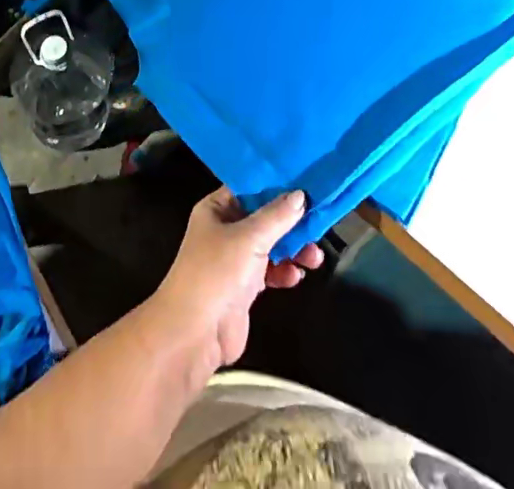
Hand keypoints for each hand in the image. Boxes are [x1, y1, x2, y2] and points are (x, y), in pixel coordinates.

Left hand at [149, 187, 326, 368]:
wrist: (193, 335)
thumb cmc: (216, 273)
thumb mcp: (249, 237)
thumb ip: (278, 214)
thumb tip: (301, 195)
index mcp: (218, 209)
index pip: (251, 187)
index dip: (278, 183)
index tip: (308, 179)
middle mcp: (226, 229)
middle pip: (266, 216)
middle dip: (293, 221)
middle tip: (319, 221)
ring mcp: (235, 258)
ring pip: (273, 244)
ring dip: (295, 249)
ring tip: (314, 257)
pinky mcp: (245, 285)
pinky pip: (272, 270)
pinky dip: (285, 271)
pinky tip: (296, 277)